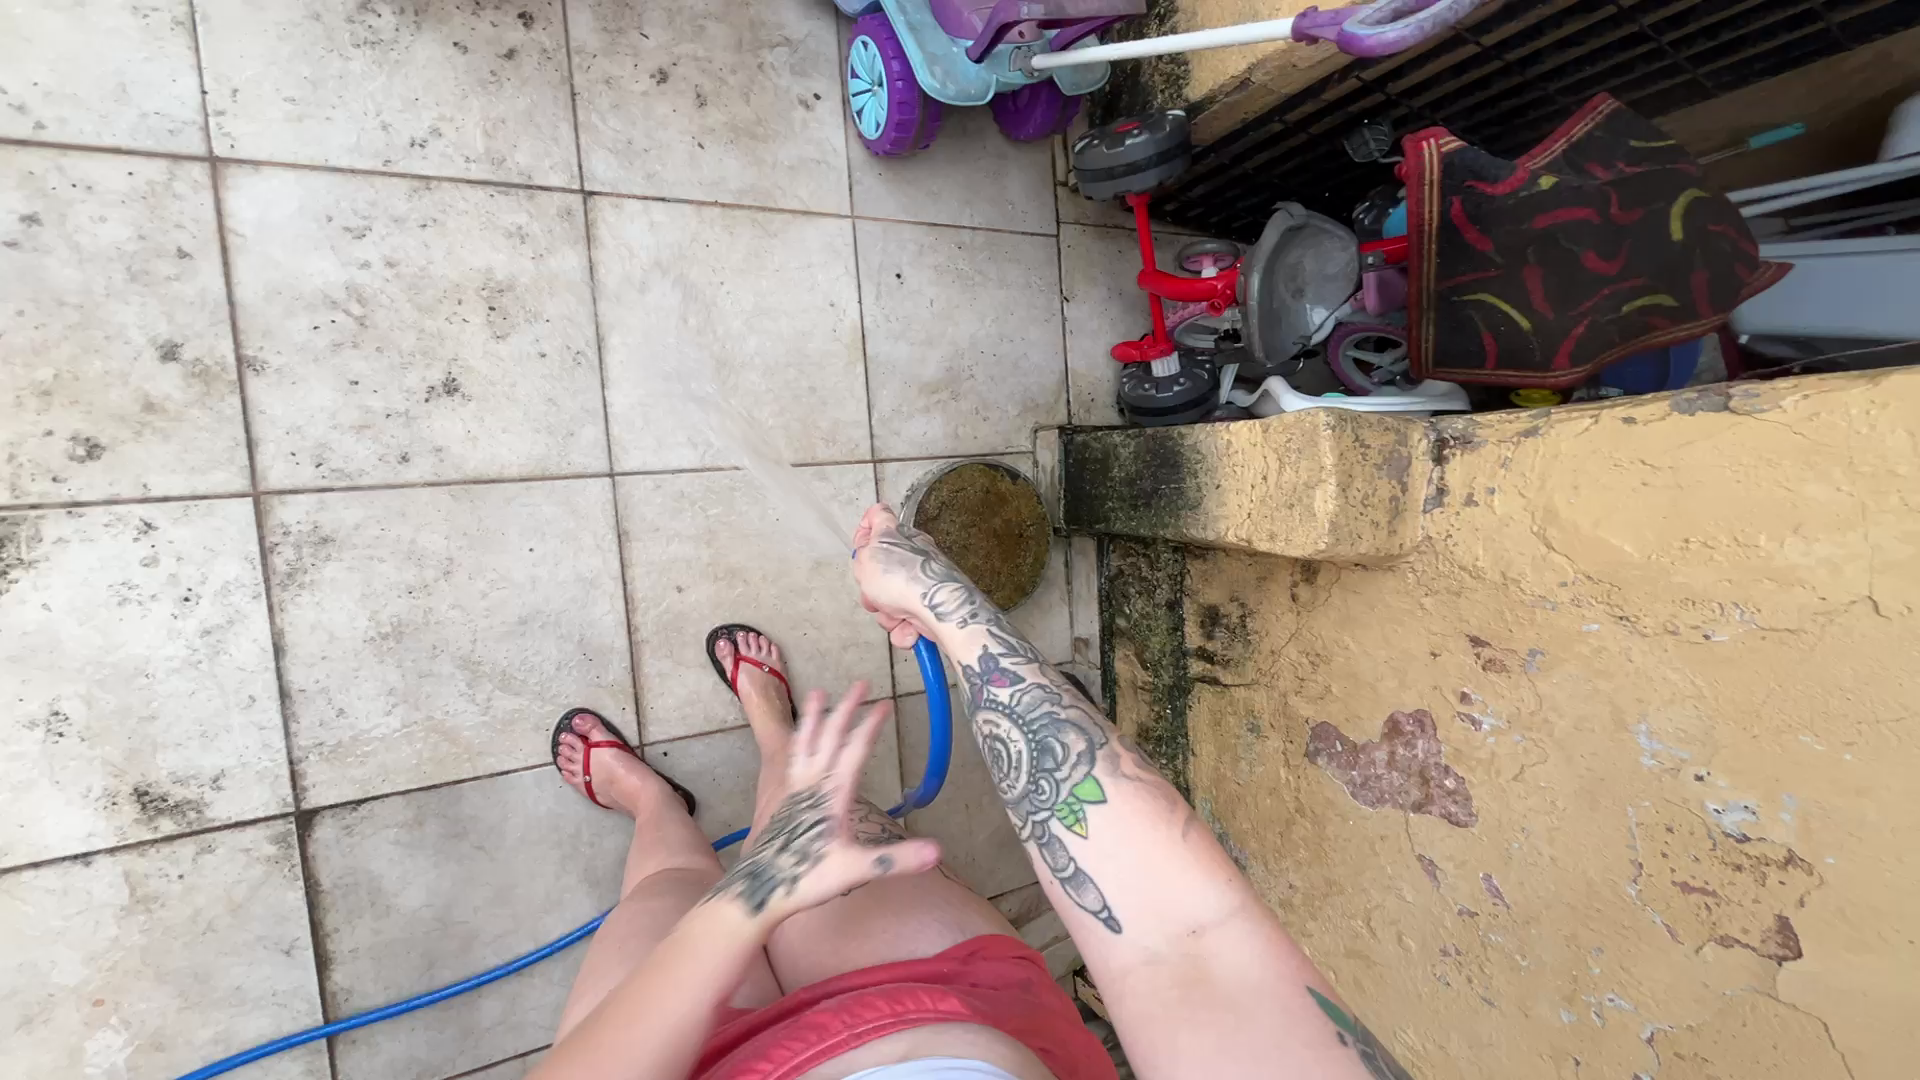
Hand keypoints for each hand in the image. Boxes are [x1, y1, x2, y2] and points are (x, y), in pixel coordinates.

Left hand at [700, 683, 940, 927]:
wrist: (758, 891)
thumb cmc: (806, 879)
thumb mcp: (856, 870)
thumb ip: (896, 859)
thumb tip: (938, 851)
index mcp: (832, 794)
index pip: (855, 750)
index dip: (871, 725)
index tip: (885, 703)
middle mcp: (812, 784)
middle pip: (830, 736)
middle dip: (847, 708)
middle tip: (860, 683)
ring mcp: (794, 789)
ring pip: (805, 742)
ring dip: (815, 716)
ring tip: (818, 693)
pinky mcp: (783, 798)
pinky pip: (793, 757)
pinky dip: (800, 740)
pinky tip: (800, 739)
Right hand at [851, 503, 962, 648]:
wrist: (937, 607)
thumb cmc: (903, 579)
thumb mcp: (866, 558)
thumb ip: (861, 552)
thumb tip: (864, 554)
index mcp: (897, 534)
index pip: (878, 515)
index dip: (863, 529)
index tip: (859, 548)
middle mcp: (912, 554)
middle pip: (881, 571)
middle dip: (872, 591)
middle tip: (873, 596)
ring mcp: (922, 580)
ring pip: (891, 600)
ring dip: (887, 615)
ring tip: (894, 616)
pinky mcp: (932, 604)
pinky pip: (907, 620)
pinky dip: (904, 629)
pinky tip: (908, 629)